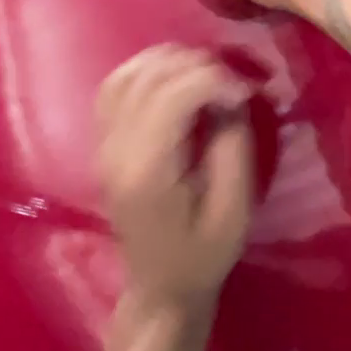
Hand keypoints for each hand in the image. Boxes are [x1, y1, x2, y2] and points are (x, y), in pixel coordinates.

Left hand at [96, 45, 256, 312]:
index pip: (173, 93)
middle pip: (152, 76)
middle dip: (199, 66)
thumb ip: (233, 144)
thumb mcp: (235, 207)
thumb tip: (232, 94)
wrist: (160, 288)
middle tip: (232, 85)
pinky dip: (146, 68)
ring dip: (173, 62)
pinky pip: (115, 85)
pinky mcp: (103, 140)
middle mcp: (116, 148)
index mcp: (147, 169)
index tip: (246, 93)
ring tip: (207, 76)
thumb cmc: (203, 254)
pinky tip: (173, 76)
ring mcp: (103, 142)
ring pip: (129, 72)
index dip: (215, 78)